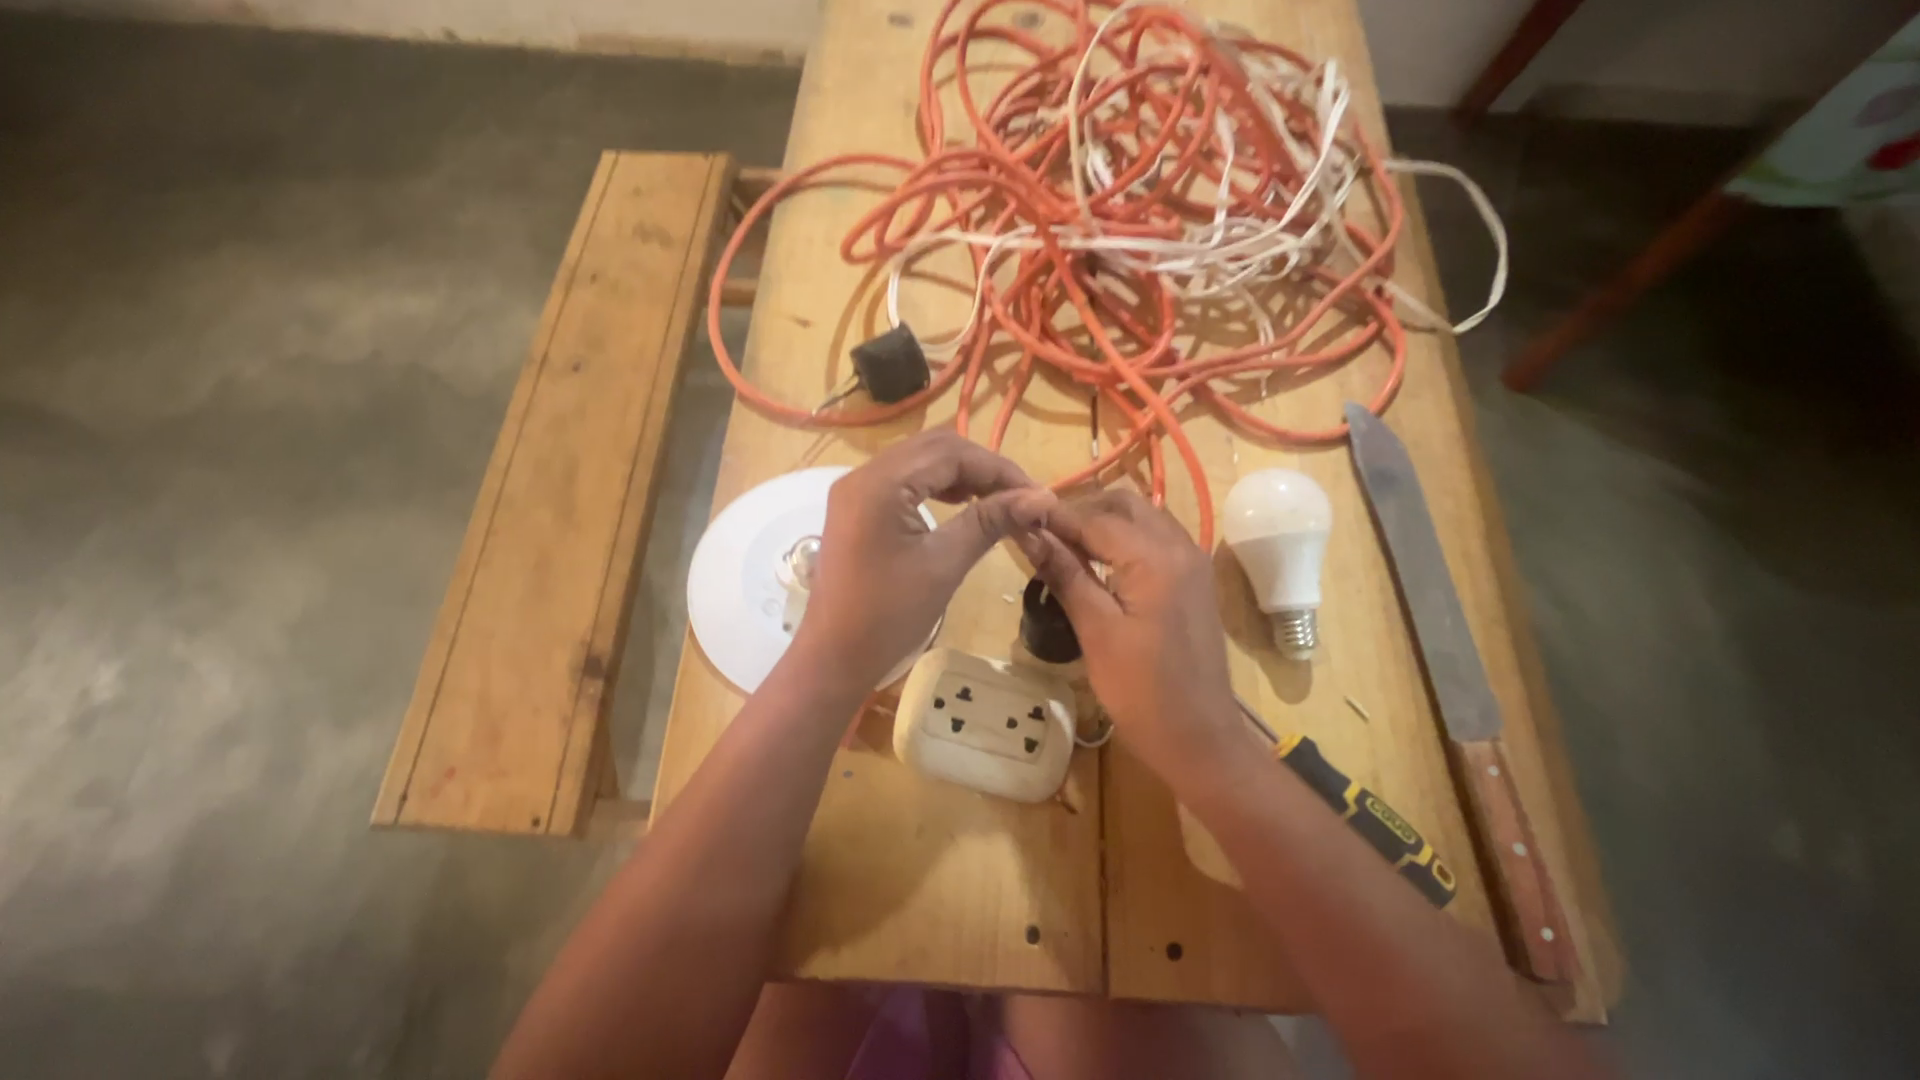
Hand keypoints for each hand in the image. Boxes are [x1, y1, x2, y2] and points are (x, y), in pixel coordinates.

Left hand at [794, 430, 1056, 690]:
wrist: (834, 657)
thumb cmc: (889, 616)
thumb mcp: (945, 564)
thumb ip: (990, 522)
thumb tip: (1041, 498)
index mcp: (880, 483)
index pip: (951, 453)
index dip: (1000, 469)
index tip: (1038, 495)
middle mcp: (863, 474)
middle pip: (935, 448)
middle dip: (983, 467)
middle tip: (1022, 497)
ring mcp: (856, 490)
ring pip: (919, 460)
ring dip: (961, 474)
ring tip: (999, 500)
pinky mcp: (857, 508)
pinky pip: (903, 479)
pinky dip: (937, 485)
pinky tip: (962, 503)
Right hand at [1020, 491, 1253, 784]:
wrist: (1199, 737)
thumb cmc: (1142, 691)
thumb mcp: (1096, 632)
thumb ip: (1065, 574)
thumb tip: (1028, 534)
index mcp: (1156, 559)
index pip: (1096, 518)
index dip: (1055, 517)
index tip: (1017, 517)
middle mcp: (1181, 548)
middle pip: (1125, 505)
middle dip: (1082, 511)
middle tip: (1042, 534)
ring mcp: (1193, 564)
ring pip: (1143, 518)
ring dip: (1104, 522)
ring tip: (1063, 548)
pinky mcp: (1194, 582)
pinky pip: (1156, 540)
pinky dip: (1125, 540)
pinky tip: (1097, 566)